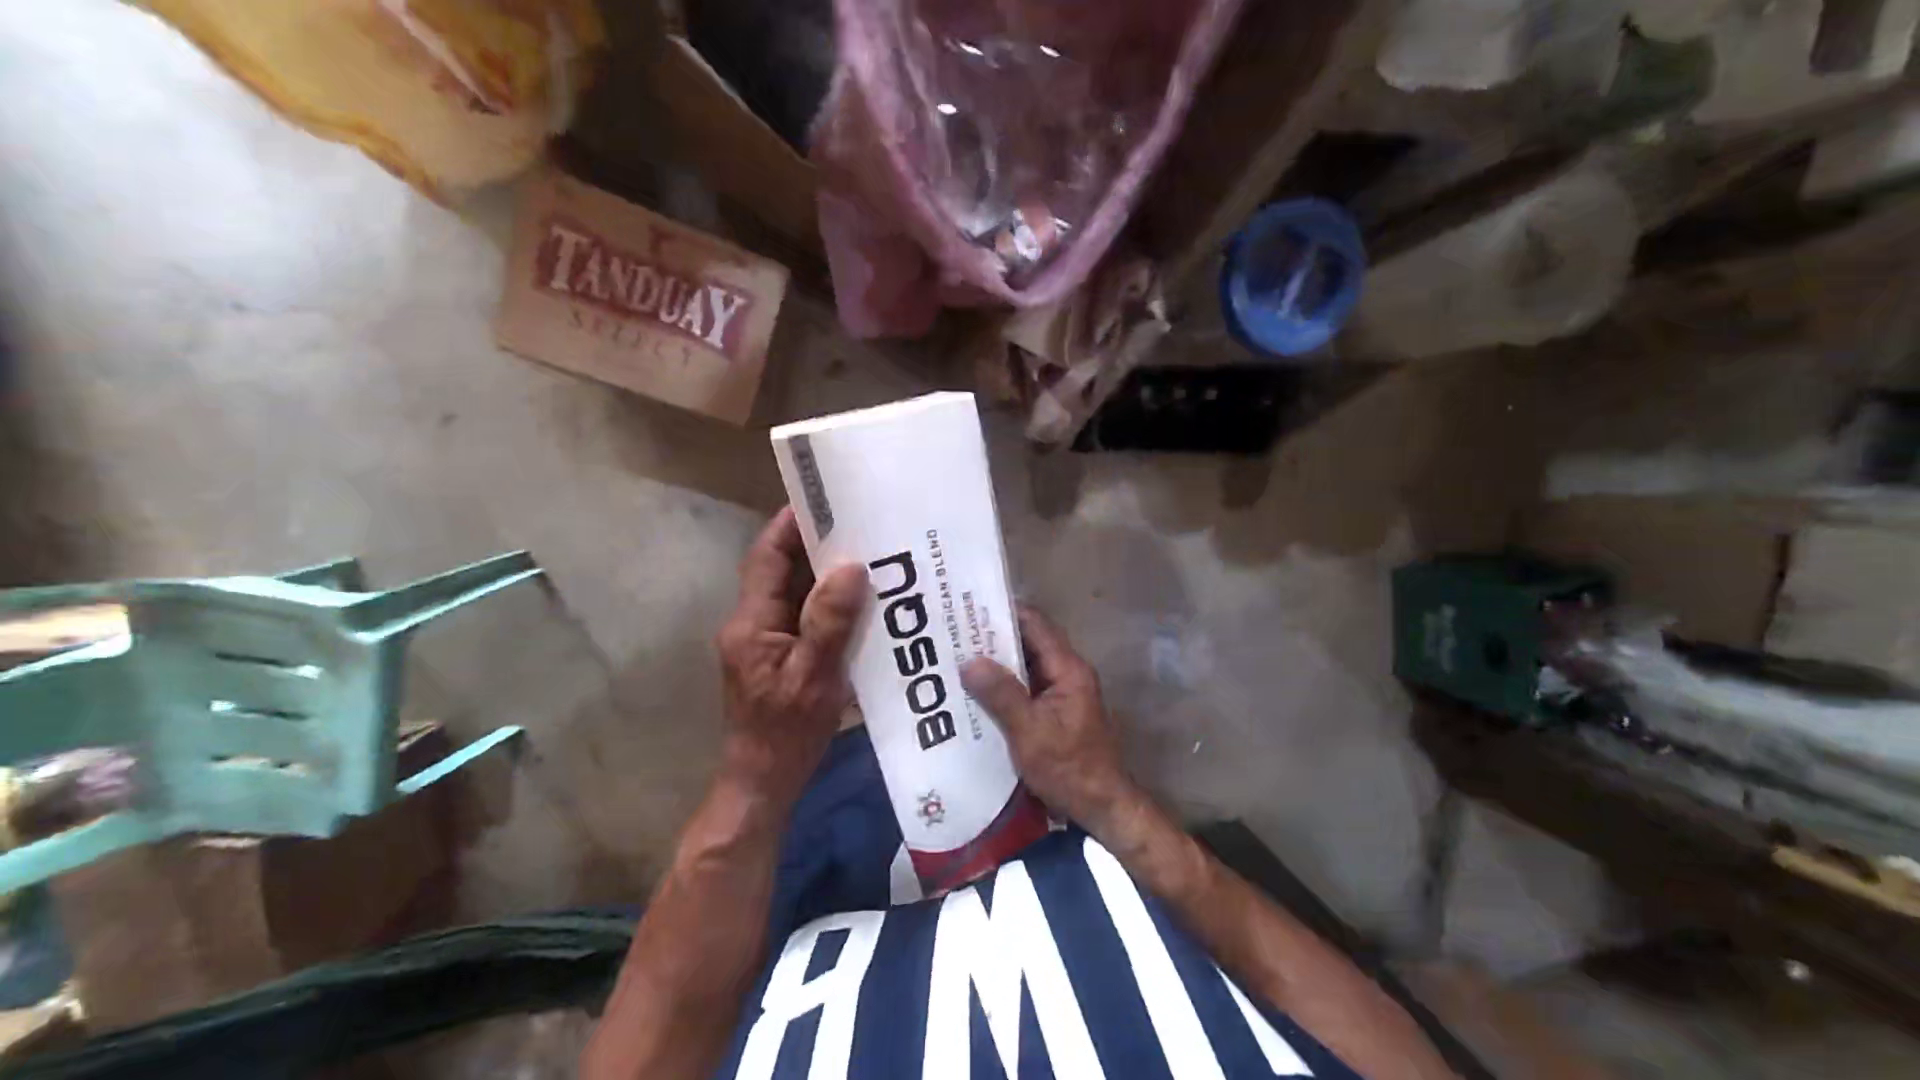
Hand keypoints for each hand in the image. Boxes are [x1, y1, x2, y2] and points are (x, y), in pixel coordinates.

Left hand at [714, 508, 866, 803]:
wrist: (763, 783)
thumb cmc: (785, 734)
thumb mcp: (814, 678)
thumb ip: (829, 622)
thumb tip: (850, 569)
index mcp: (751, 623)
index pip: (765, 558)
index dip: (788, 525)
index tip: (821, 498)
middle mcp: (752, 624)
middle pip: (780, 570)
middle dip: (814, 545)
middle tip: (858, 522)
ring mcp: (764, 642)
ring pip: (794, 593)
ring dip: (824, 574)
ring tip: (867, 552)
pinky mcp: (779, 657)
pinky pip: (803, 617)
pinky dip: (828, 604)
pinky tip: (861, 600)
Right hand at [961, 607, 1142, 838]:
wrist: (1101, 805)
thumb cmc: (1068, 768)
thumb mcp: (1029, 732)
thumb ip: (1001, 694)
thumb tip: (970, 661)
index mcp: (1068, 669)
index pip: (1035, 624)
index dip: (1004, 612)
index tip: (969, 607)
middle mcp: (1068, 672)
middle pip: (1030, 641)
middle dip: (994, 636)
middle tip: (955, 632)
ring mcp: (1063, 691)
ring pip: (1027, 664)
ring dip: (998, 661)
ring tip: (959, 655)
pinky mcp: (1056, 709)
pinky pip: (1027, 685)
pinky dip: (1005, 683)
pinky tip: (977, 689)